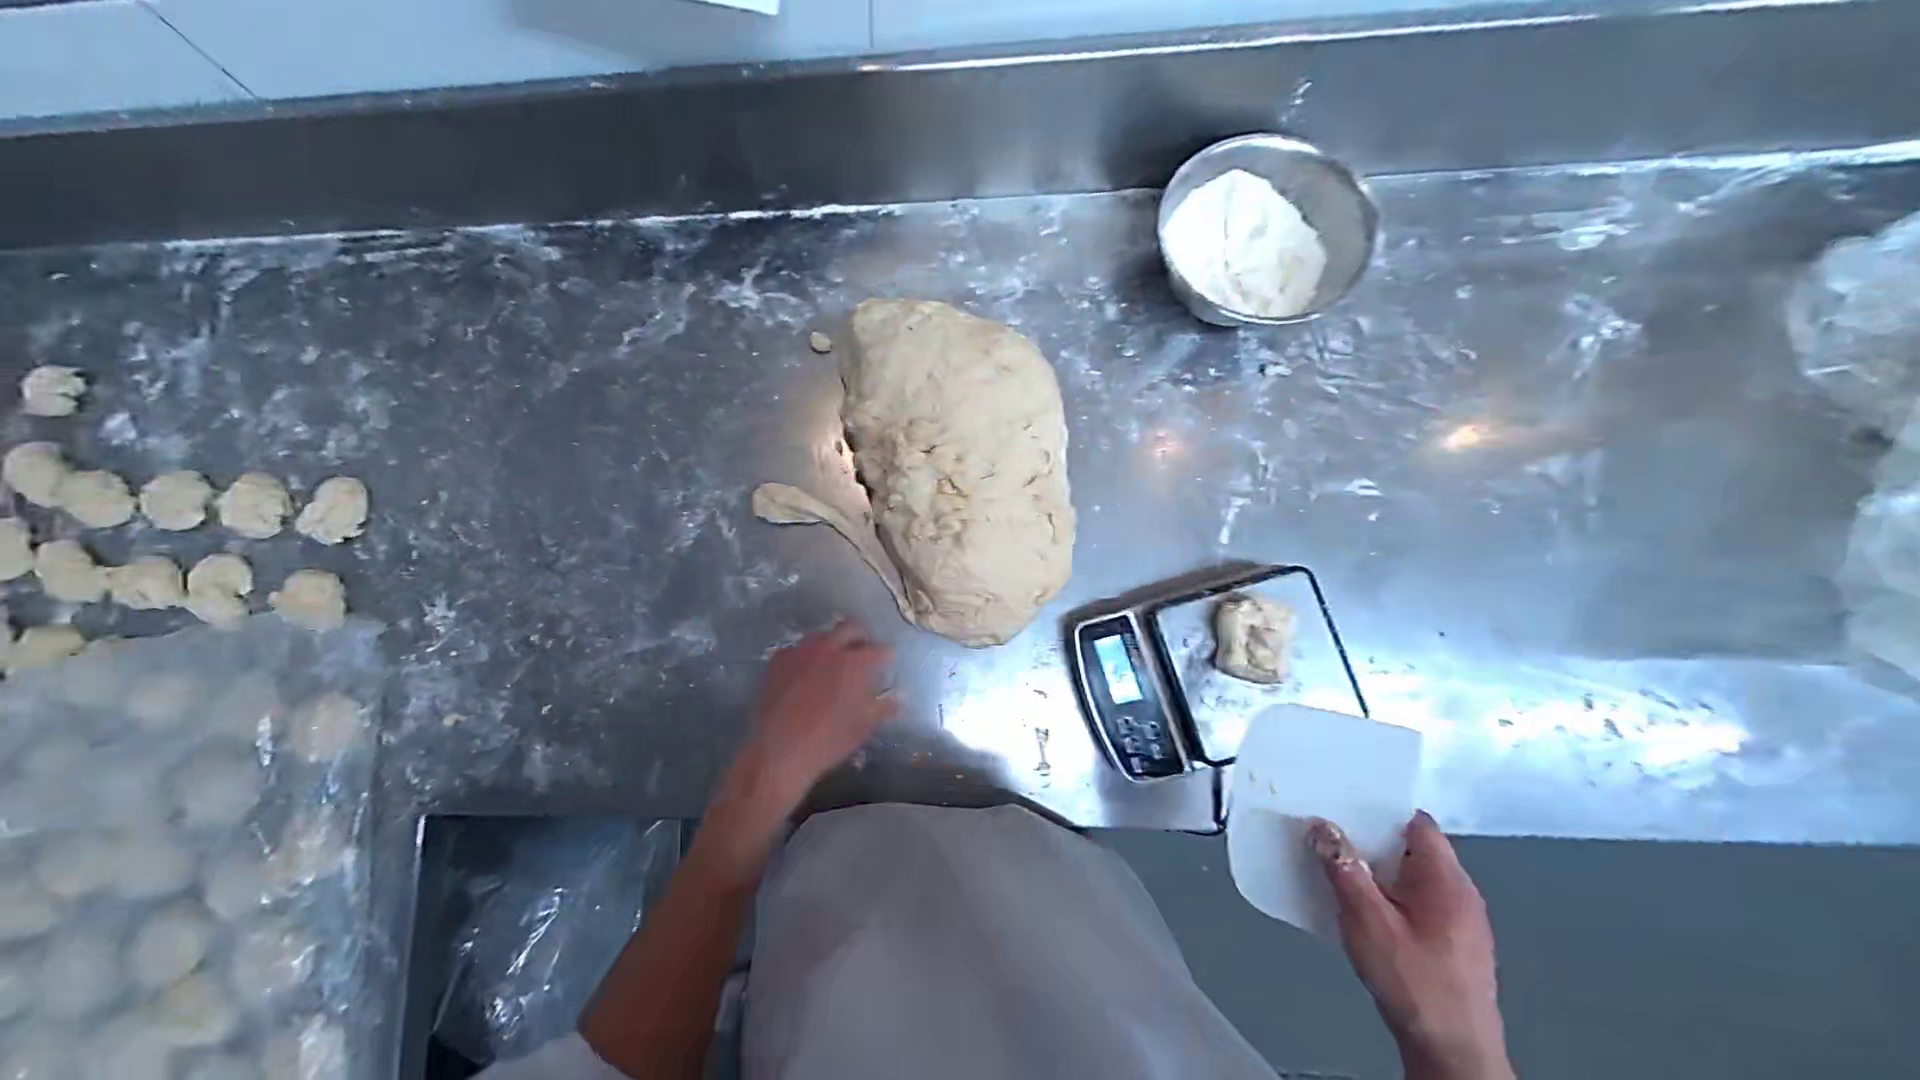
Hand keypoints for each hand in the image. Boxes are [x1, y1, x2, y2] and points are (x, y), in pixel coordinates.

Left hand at [731, 619, 896, 805]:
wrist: (778, 751)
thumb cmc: (828, 740)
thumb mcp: (863, 726)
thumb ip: (884, 707)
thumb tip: (901, 697)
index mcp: (854, 663)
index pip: (878, 649)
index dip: (886, 655)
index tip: (888, 661)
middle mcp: (828, 649)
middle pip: (850, 627)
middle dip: (861, 637)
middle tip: (864, 651)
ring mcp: (800, 652)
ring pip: (822, 635)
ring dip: (833, 642)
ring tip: (835, 660)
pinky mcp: (778, 662)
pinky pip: (797, 649)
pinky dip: (807, 655)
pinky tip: (807, 671)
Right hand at [1308, 811, 1514, 1079]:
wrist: (1452, 1053)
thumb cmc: (1412, 980)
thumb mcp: (1367, 919)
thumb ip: (1343, 868)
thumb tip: (1322, 825)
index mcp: (1447, 879)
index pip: (1416, 822)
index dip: (1379, 807)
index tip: (1342, 800)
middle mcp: (1461, 893)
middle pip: (1411, 846)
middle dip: (1369, 837)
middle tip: (1327, 829)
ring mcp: (1460, 919)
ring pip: (1411, 874)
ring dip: (1376, 866)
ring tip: (1335, 861)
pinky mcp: (1451, 941)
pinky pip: (1414, 898)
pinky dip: (1386, 890)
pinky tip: (1358, 903)